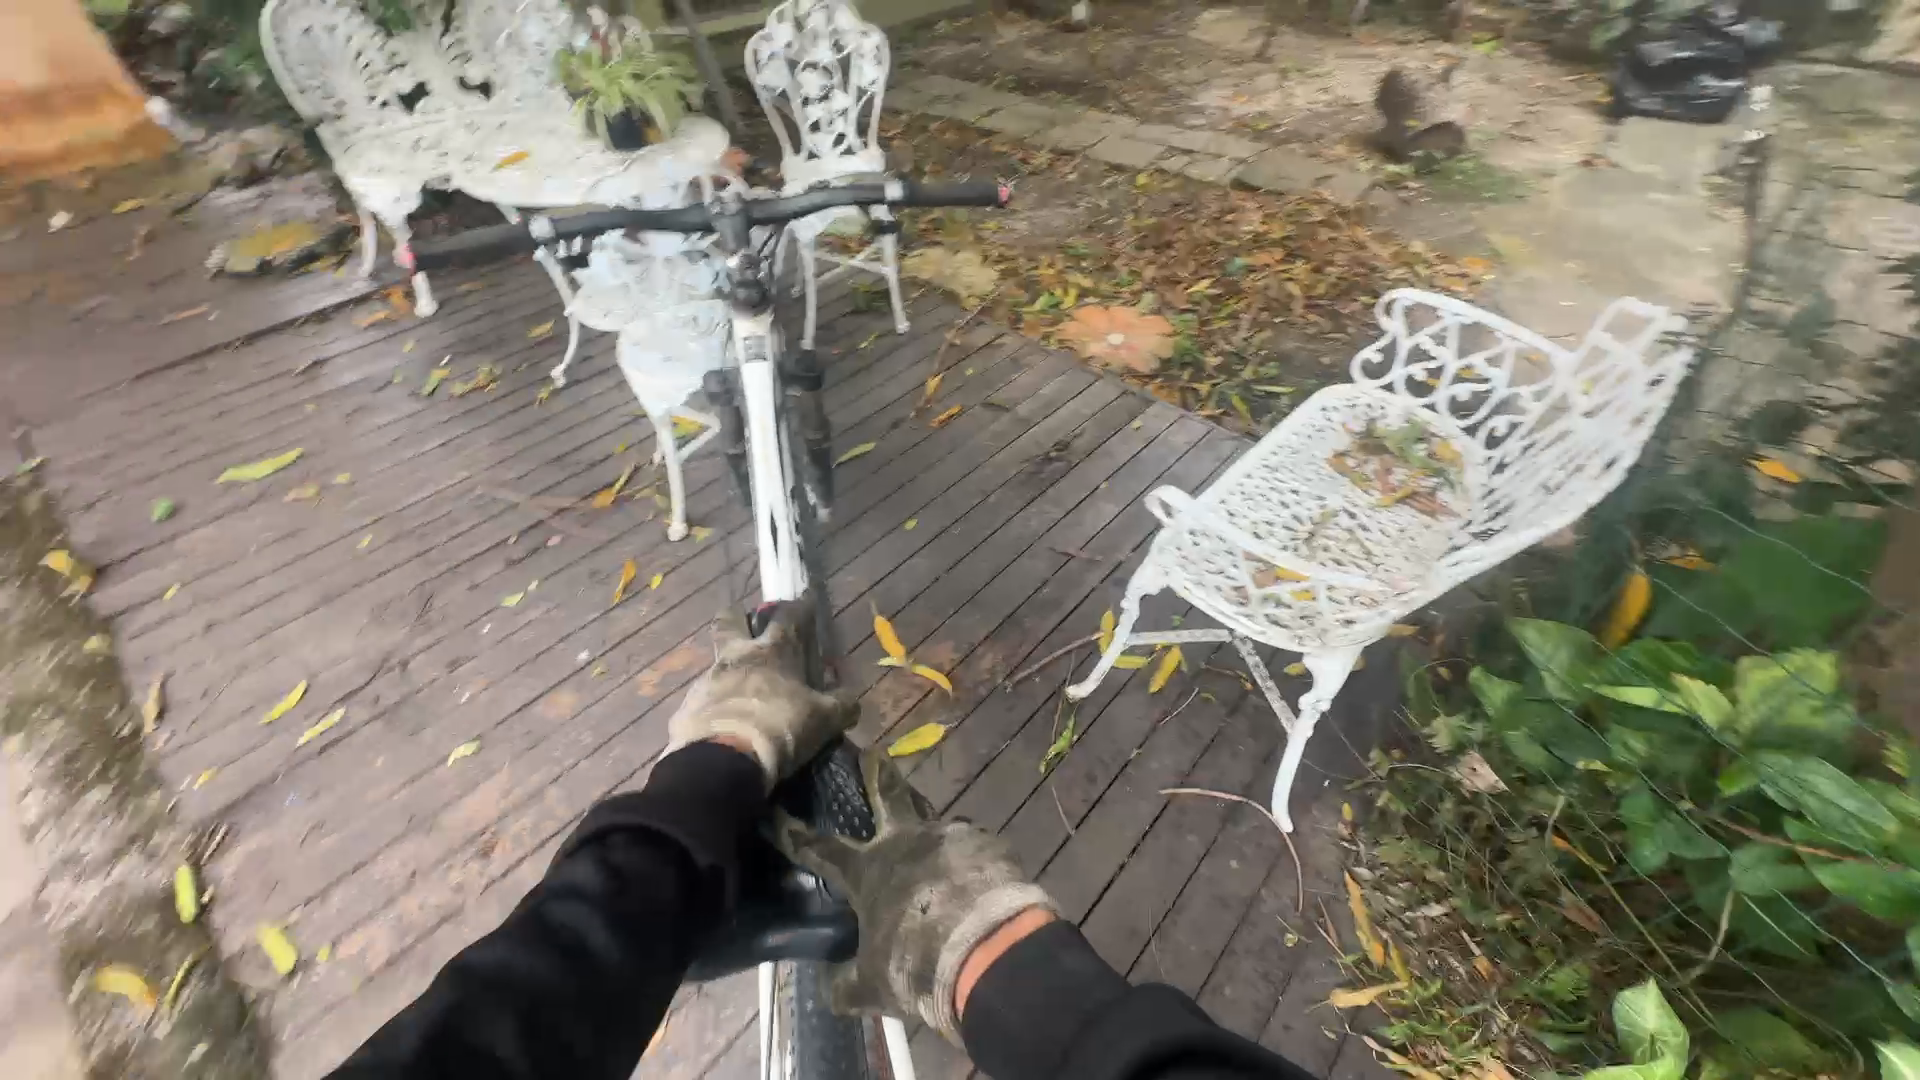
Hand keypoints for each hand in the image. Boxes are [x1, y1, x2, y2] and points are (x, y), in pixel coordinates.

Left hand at [666, 594, 857, 787]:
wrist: (722, 763)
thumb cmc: (780, 728)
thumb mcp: (824, 720)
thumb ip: (841, 706)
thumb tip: (851, 700)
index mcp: (774, 651)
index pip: (788, 614)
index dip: (799, 607)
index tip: (805, 604)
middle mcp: (737, 656)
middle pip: (729, 620)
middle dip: (738, 618)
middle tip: (751, 632)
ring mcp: (708, 680)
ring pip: (716, 662)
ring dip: (729, 671)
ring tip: (744, 697)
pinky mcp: (686, 708)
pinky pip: (703, 700)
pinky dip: (715, 709)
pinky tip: (725, 728)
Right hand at [774, 750, 1054, 1040]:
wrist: (987, 951)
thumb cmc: (915, 964)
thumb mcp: (871, 987)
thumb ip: (846, 982)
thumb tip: (831, 986)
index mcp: (870, 870)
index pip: (821, 848)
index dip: (793, 833)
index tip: (774, 812)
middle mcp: (907, 841)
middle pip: (889, 796)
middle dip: (879, 773)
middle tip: (874, 753)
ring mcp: (950, 836)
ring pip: (936, 820)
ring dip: (932, 828)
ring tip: (936, 836)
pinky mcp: (987, 844)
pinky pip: (974, 847)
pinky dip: (971, 860)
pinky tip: (979, 875)